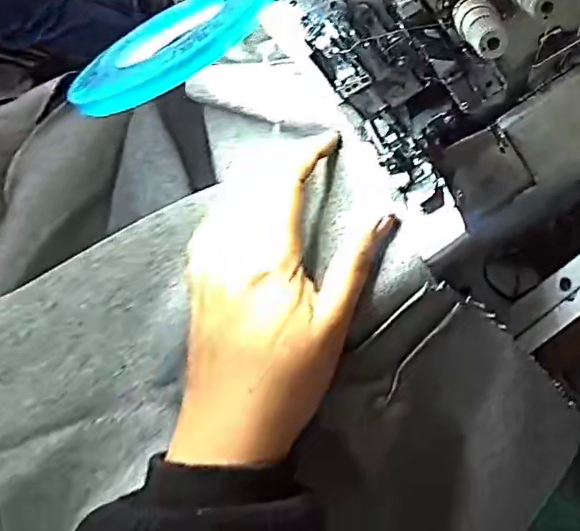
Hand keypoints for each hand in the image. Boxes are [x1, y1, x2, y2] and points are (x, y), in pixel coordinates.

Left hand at [167, 135, 397, 467]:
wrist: (227, 438)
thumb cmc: (287, 382)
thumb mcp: (335, 321)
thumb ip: (356, 262)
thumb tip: (381, 218)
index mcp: (266, 264)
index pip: (282, 190)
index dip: (306, 157)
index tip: (328, 142)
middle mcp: (228, 261)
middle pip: (252, 191)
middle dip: (284, 163)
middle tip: (315, 153)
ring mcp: (206, 274)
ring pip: (228, 207)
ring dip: (258, 181)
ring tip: (288, 173)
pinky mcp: (198, 289)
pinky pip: (211, 229)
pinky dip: (234, 206)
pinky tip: (246, 210)